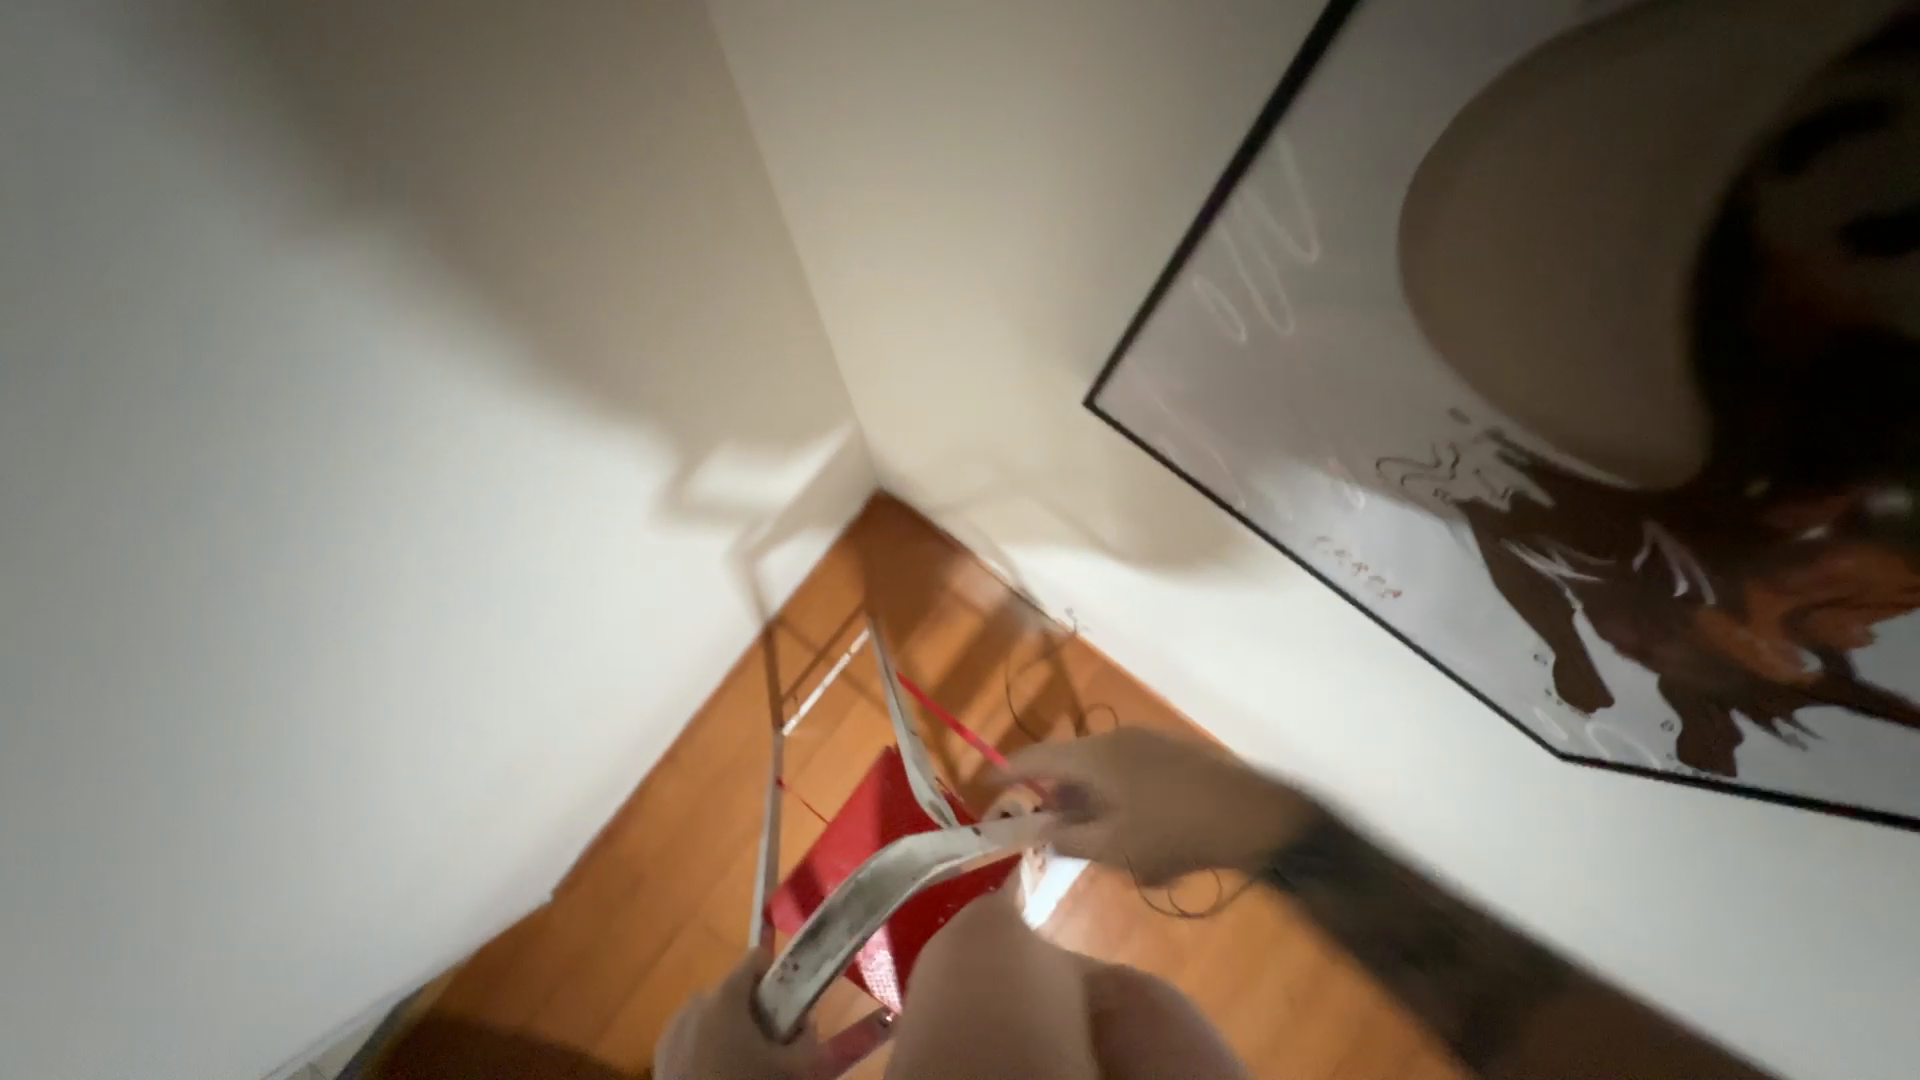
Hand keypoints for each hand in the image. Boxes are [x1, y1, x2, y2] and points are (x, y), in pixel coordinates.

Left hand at [654, 947, 821, 1079]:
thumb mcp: (791, 1070)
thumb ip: (807, 1038)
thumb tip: (805, 1023)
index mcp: (726, 995)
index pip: (756, 958)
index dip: (776, 976)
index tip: (786, 1005)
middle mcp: (698, 1000)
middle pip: (736, 989)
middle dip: (755, 1009)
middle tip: (768, 1042)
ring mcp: (675, 1025)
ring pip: (715, 1012)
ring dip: (730, 1027)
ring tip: (742, 1063)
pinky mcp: (662, 1050)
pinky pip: (694, 1033)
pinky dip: (708, 1044)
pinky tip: (718, 1073)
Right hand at [1001, 728, 1319, 886]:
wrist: (1254, 815)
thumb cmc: (1174, 832)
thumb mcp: (1113, 848)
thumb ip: (1067, 839)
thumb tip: (1037, 830)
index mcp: (1093, 755)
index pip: (1034, 758)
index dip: (1006, 774)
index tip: (985, 788)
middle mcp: (1115, 738)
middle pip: (1070, 766)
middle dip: (1059, 801)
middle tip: (1056, 836)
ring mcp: (1147, 741)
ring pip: (1102, 772)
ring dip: (1093, 804)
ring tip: (1109, 846)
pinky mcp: (1172, 752)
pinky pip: (1129, 772)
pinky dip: (1120, 798)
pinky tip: (1144, 837)